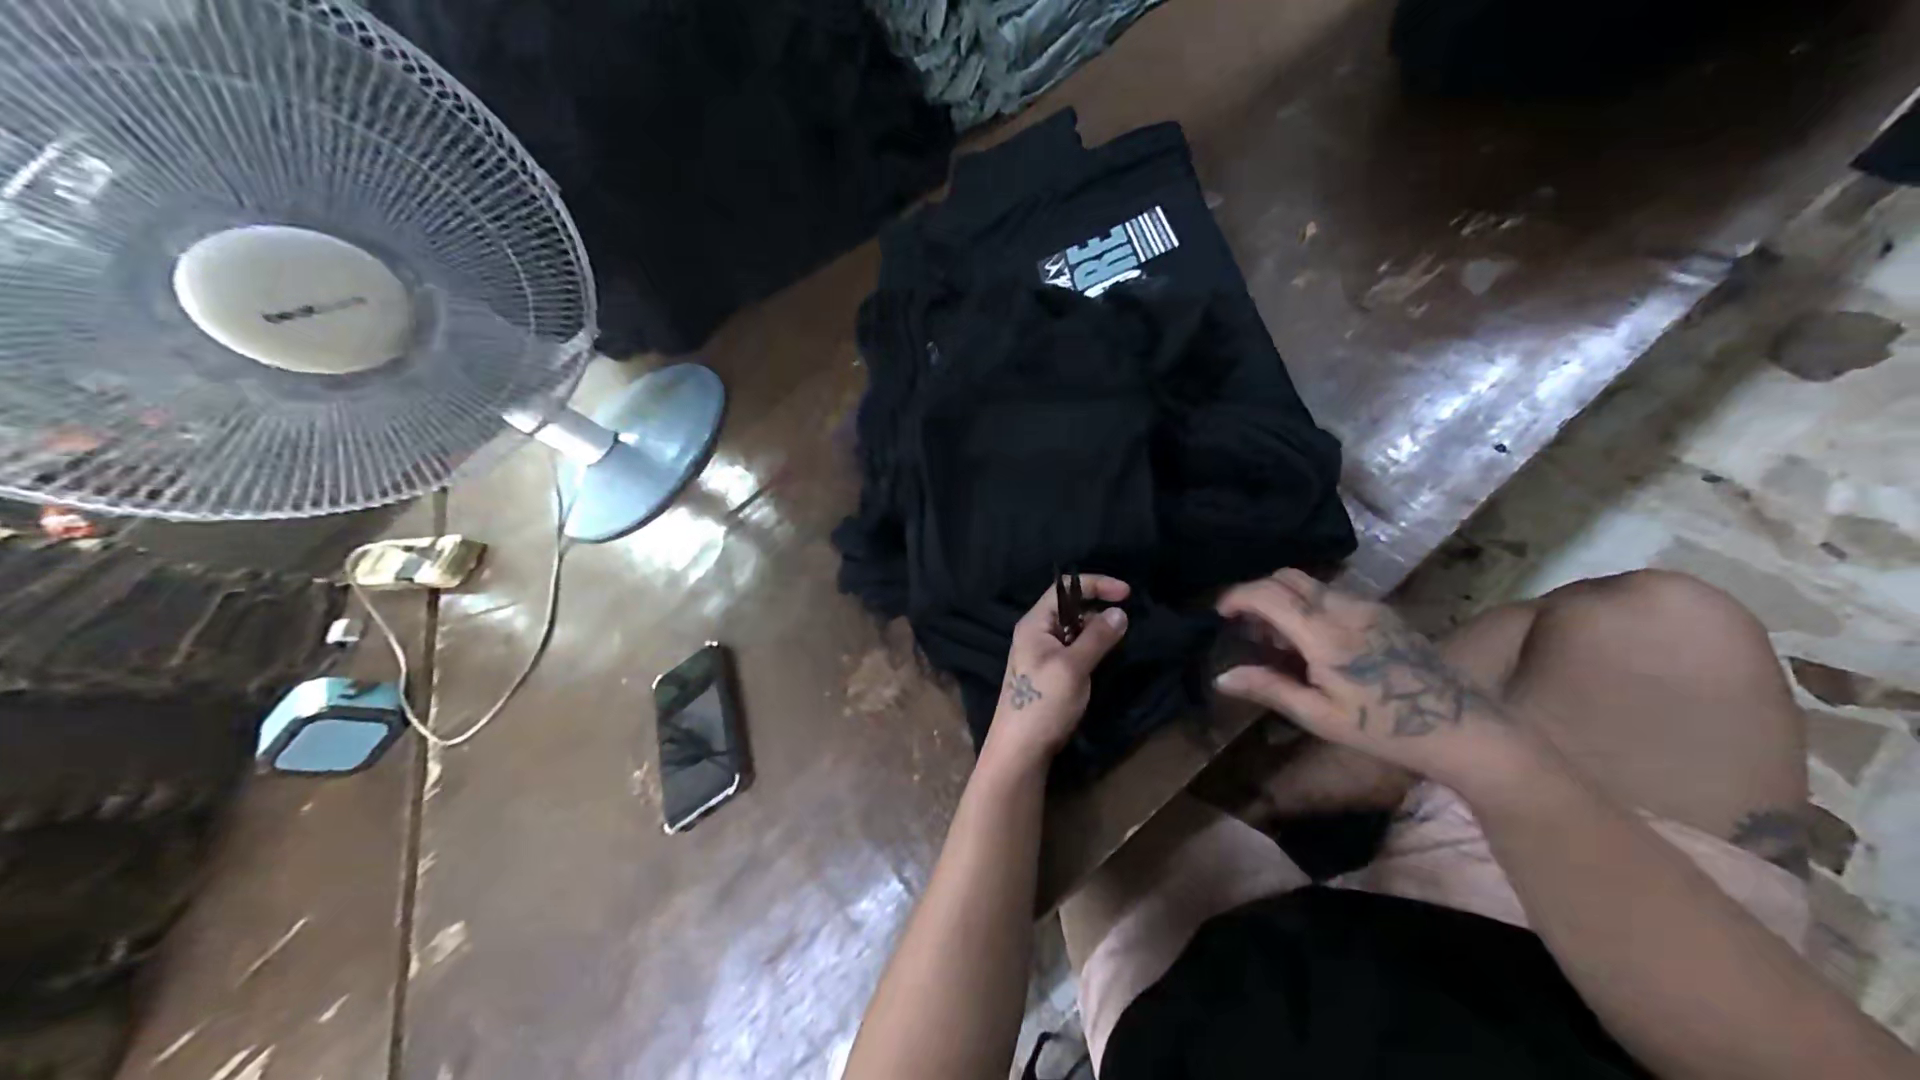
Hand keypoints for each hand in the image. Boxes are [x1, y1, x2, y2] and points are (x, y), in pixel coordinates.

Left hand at [979, 575, 1131, 774]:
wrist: (1021, 749)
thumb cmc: (1043, 702)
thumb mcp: (1073, 666)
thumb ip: (1097, 637)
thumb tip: (1119, 612)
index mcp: (1034, 624)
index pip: (1064, 588)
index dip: (1095, 584)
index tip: (1126, 592)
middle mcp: (1036, 634)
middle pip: (1069, 608)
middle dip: (1098, 607)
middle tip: (1128, 618)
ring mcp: (1042, 655)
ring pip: (1074, 631)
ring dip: (1097, 630)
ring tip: (1122, 637)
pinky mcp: (1050, 674)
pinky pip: (1073, 650)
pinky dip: (1092, 648)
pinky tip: (1108, 656)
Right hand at [1212, 570, 1530, 785]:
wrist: (1464, 730)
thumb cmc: (1385, 729)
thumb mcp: (1319, 716)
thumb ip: (1268, 688)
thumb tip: (1221, 677)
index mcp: (1325, 634)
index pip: (1269, 594)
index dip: (1237, 596)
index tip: (1219, 613)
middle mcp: (1345, 609)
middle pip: (1288, 577)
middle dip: (1258, 593)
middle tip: (1249, 629)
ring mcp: (1368, 607)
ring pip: (1310, 584)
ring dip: (1284, 601)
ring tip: (1281, 643)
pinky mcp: (1384, 612)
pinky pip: (1332, 594)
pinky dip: (1308, 606)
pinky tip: (1314, 643)